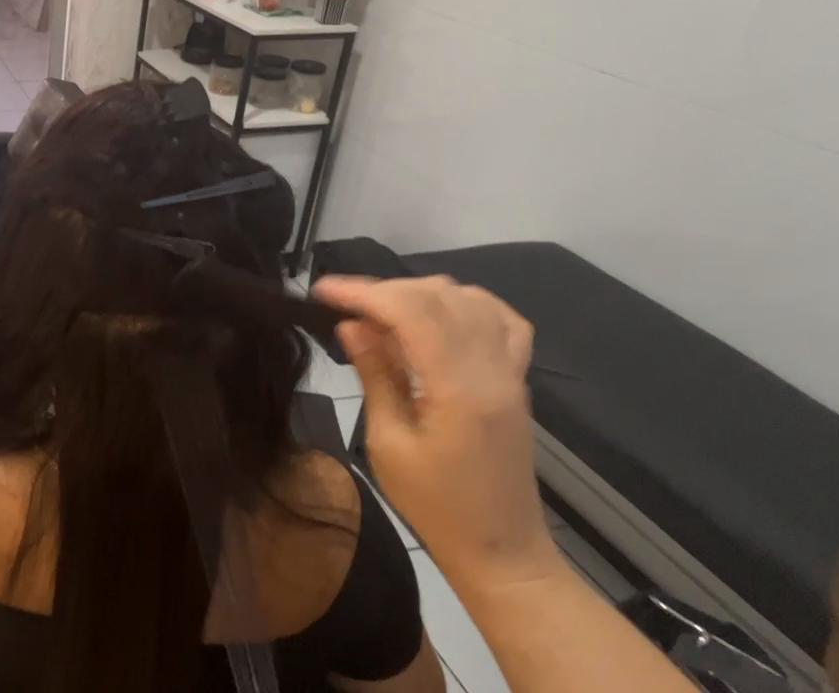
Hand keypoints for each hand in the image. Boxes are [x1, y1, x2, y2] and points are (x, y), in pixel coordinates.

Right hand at [313, 275, 563, 592]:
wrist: (500, 549)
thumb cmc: (434, 505)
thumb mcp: (388, 443)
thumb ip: (376, 375)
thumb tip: (352, 325)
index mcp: (460, 390)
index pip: (412, 313)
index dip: (364, 293)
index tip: (322, 291)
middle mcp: (493, 371)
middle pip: (439, 298)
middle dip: (384, 290)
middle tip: (342, 306)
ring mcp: (511, 373)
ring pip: (469, 299)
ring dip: (419, 293)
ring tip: (380, 312)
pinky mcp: (516, 379)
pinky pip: (500, 320)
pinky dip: (463, 303)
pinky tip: (434, 312)